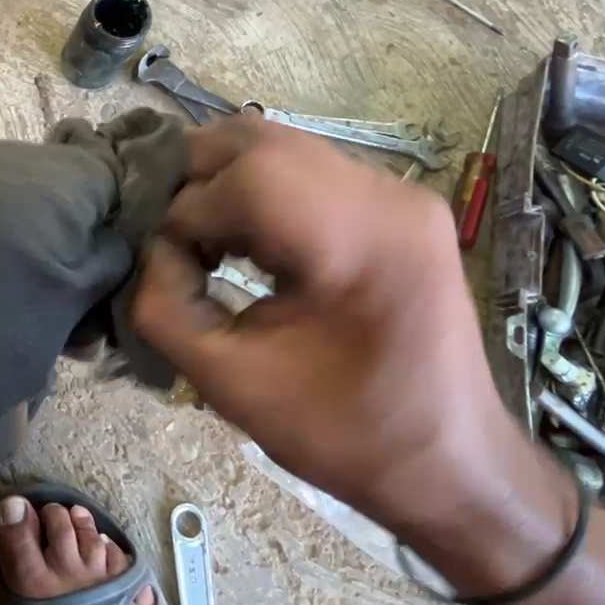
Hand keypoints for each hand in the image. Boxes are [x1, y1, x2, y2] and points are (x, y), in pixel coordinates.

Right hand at [129, 115, 574, 589]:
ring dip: (219, 178)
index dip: (183, 214)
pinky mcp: (395, 199)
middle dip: (190, 174)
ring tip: (200, 234)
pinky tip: (241, 236)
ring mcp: (396, 190)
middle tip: (162, 227)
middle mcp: (383, 194)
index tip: (166, 264)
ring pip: (274, 142)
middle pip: (254, 138)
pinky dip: (252, 187)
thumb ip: (163, 305)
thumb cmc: (344, 433)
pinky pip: (301, 165)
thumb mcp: (228, 382)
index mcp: (357, 240)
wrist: (454, 466)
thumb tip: (151, 245)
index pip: (239, 182)